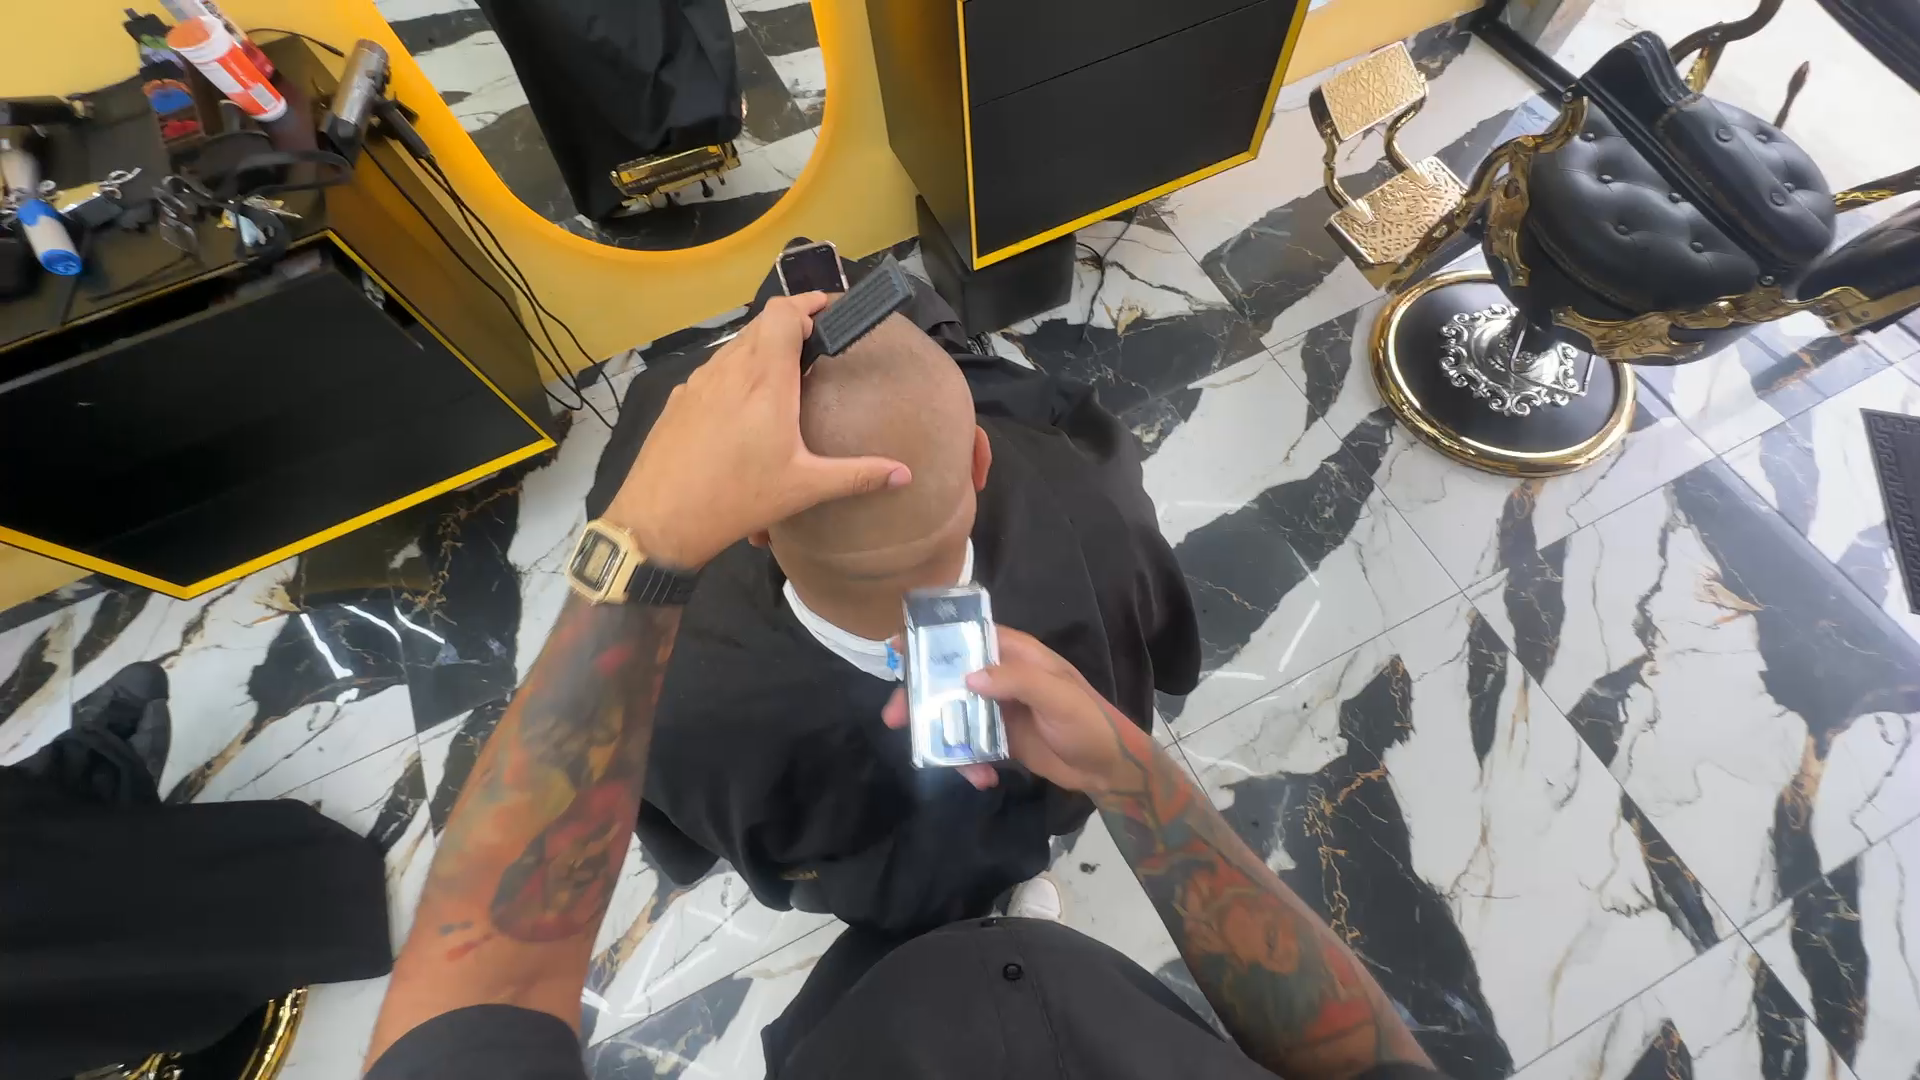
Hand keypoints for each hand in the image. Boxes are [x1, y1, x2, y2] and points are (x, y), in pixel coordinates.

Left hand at [604, 293, 911, 568]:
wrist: (661, 519)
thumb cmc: (739, 498)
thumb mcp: (805, 488)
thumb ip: (858, 476)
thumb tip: (905, 474)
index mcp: (765, 380)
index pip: (783, 313)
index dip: (806, 303)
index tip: (827, 309)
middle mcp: (730, 370)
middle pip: (760, 324)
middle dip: (789, 325)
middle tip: (815, 345)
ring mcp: (699, 383)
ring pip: (734, 346)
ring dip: (761, 348)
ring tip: (783, 375)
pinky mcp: (678, 400)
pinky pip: (713, 371)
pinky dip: (736, 372)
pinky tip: (742, 407)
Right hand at [882, 626, 1149, 794]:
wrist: (1108, 769)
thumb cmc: (1088, 721)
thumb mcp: (1057, 696)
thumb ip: (1016, 681)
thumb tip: (968, 676)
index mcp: (1016, 655)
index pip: (968, 636)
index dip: (933, 638)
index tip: (898, 647)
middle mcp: (1001, 677)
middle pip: (950, 677)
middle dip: (921, 696)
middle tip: (894, 717)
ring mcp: (998, 709)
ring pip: (954, 714)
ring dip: (942, 737)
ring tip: (942, 762)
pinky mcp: (999, 739)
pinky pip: (970, 745)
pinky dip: (968, 762)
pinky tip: (981, 778)